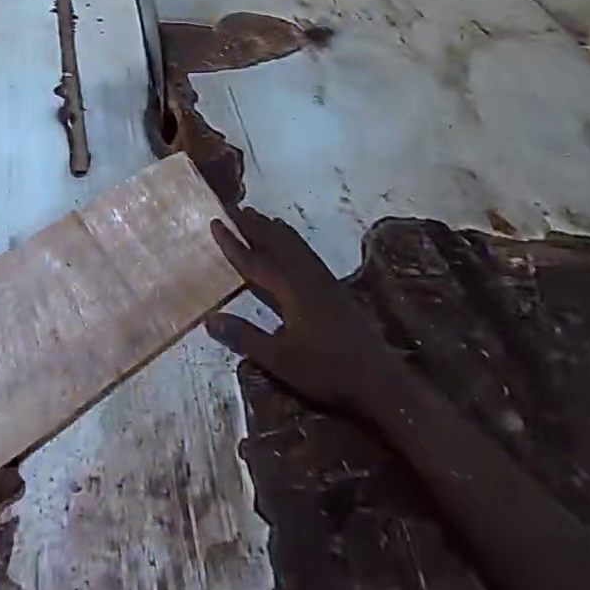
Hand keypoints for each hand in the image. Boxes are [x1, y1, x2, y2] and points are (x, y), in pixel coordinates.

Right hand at [204, 210, 408, 416]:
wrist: (381, 382)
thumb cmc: (327, 371)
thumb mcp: (279, 359)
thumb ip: (244, 337)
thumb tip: (209, 319)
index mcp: (291, 291)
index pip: (254, 262)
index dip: (233, 243)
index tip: (216, 222)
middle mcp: (307, 278)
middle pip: (276, 245)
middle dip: (254, 226)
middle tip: (235, 208)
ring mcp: (324, 282)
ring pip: (294, 246)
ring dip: (273, 230)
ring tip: (258, 215)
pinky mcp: (335, 289)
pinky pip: (308, 254)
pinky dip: (293, 241)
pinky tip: (291, 242)